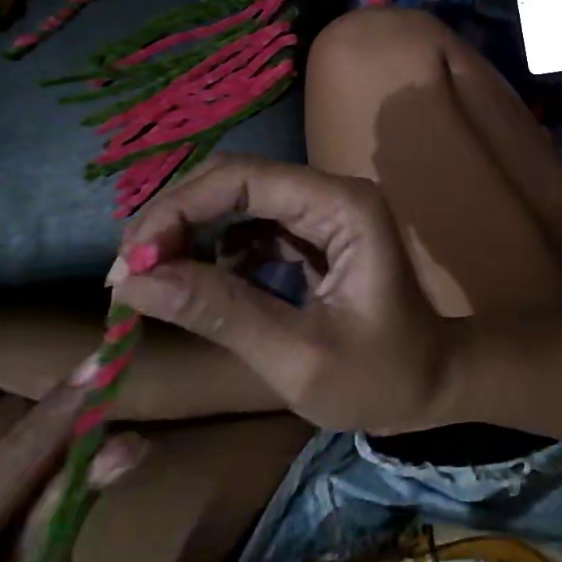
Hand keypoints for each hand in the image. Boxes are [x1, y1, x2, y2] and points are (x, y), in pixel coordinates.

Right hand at [108, 155, 448, 434]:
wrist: (432, 384)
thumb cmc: (381, 378)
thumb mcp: (297, 357)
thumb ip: (221, 313)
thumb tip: (135, 282)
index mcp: (342, 206)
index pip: (243, 177)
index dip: (178, 210)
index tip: (130, 265)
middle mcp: (331, 192)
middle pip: (236, 179)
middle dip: (176, 219)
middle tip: (129, 276)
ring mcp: (321, 211)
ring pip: (237, 201)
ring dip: (189, 234)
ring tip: (150, 284)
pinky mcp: (311, 234)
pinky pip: (250, 227)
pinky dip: (213, 252)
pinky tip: (196, 287)